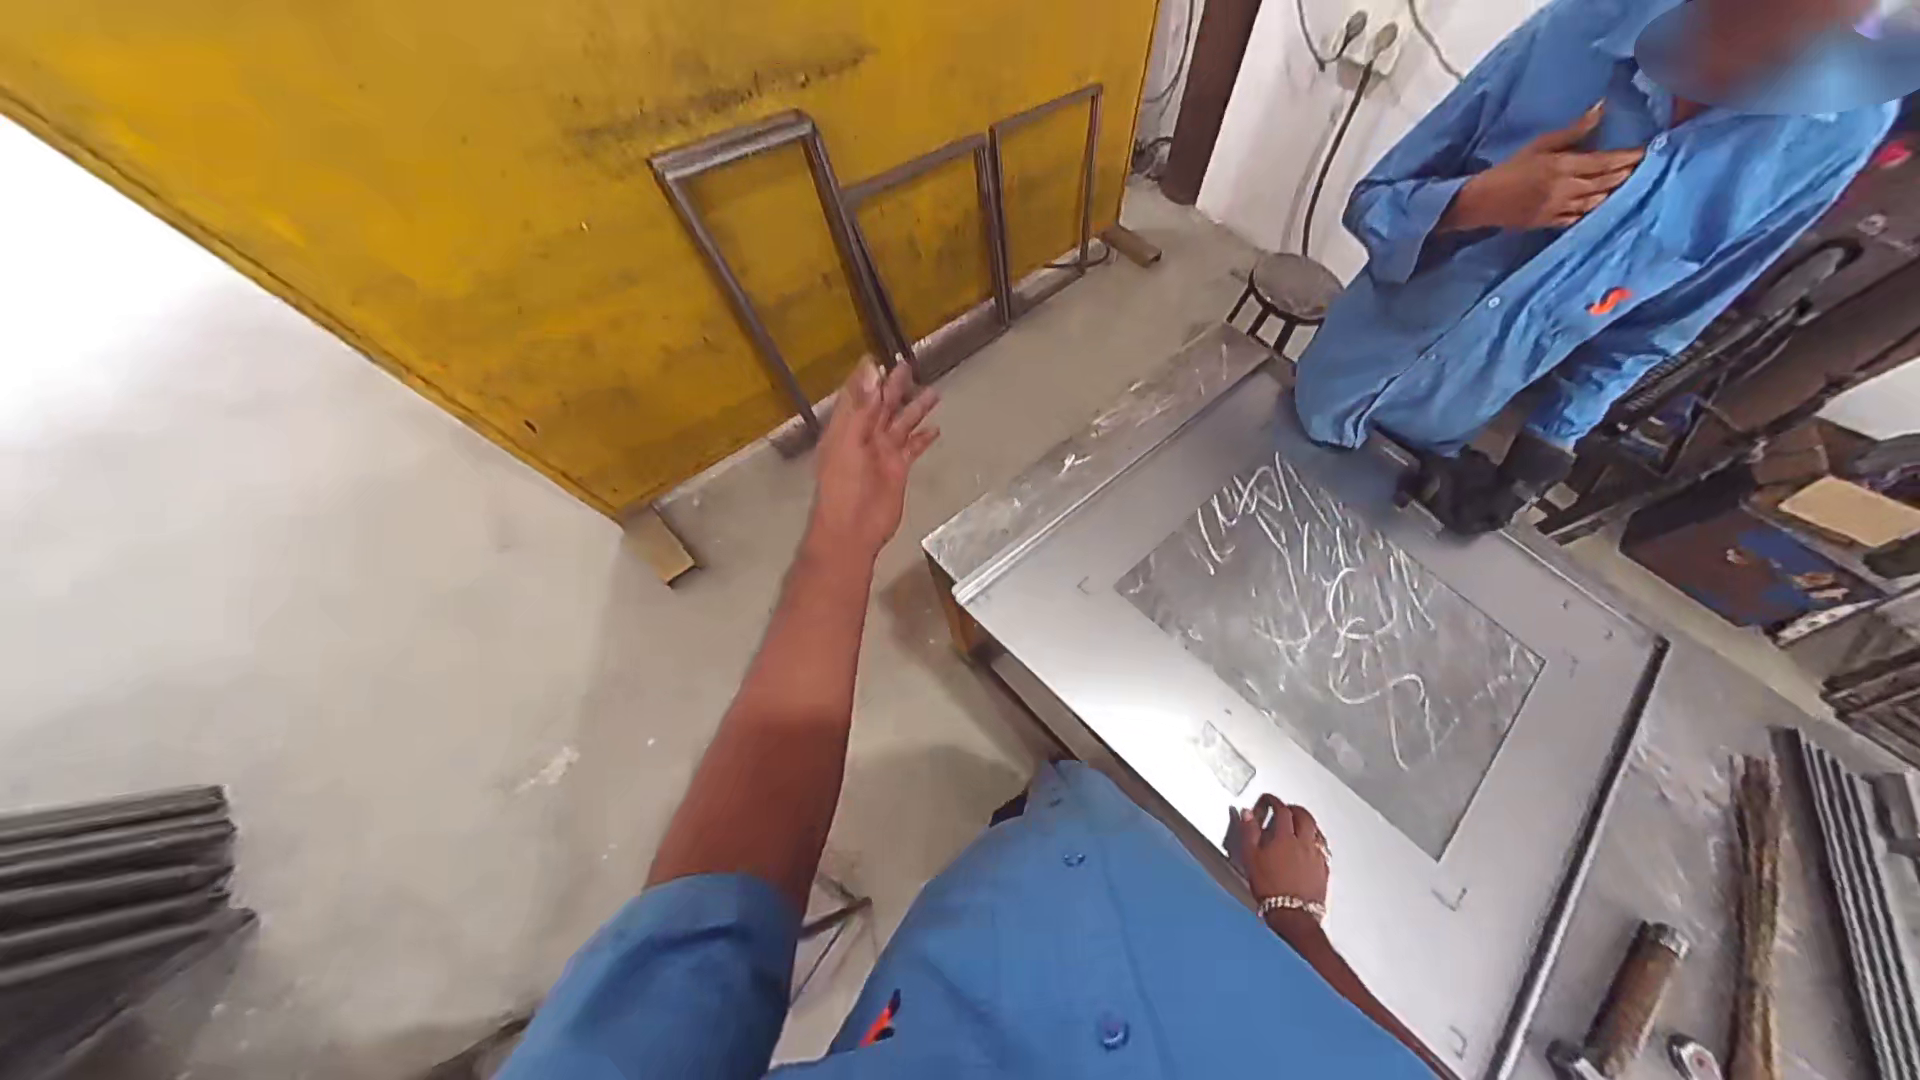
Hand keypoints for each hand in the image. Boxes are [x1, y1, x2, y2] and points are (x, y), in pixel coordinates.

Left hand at [805, 361, 939, 562]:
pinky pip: (912, 448)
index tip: (879, 358)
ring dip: (915, 409)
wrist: (851, 531)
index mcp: (846, 428)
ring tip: (933, 392)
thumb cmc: (843, 487)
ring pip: (901, 424)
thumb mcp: (849, 442)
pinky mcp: (898, 470)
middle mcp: (864, 436)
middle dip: (895, 387)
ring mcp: (882, 453)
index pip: (857, 395)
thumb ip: (861, 407)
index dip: (868, 377)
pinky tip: (935, 428)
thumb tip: (871, 370)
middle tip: (910, 367)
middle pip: (882, 406)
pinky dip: (923, 439)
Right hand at [1228, 794, 1330, 935]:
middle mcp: (1303, 843)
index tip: (1268, 799)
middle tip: (1285, 807)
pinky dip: (1316, 839)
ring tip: (1300, 821)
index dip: (1273, 801)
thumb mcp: (1250, 856)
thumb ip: (1248, 831)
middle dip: (1294, 808)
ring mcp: (1316, 857)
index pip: (1281, 810)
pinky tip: (1311, 843)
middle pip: (1304, 816)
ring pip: (1316, 831)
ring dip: (1307, 822)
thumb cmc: (1270, 887)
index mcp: (1284, 837)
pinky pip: (1323, 847)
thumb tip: (1247, 814)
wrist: (1292, 915)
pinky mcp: (1323, 870)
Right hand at [1442, 104, 1643, 230]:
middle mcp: (1565, 189)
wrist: (1478, 202)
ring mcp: (1556, 208)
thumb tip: (1601, 108)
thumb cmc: (1507, 171)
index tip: (1648, 149)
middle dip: (1626, 174)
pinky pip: (1576, 218)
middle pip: (1606, 181)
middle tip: (1643, 167)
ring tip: (1626, 185)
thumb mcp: (1538, 145)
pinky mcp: (1546, 222)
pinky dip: (1591, 211)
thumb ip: (1572, 131)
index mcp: (1564, 167)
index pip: (1607, 160)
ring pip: (1595, 201)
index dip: (1630, 156)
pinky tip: (1599, 206)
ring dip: (1613, 193)